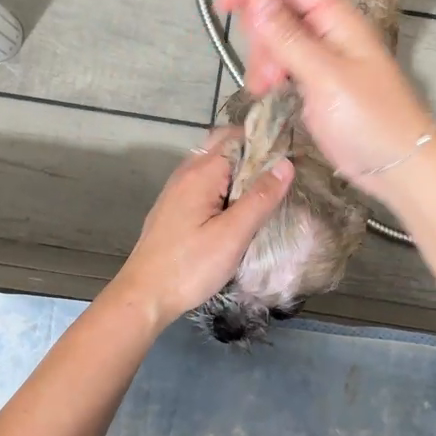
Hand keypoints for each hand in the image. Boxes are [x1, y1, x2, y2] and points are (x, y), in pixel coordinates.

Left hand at [111, 127, 293, 322]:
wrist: (144, 295)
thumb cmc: (190, 267)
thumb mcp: (232, 235)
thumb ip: (260, 198)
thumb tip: (285, 164)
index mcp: (200, 173)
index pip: (237, 139)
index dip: (264, 143)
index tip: (291, 155)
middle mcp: (186, 173)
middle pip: (221, 145)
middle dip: (251, 152)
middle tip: (279, 173)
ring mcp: (176, 190)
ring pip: (212, 164)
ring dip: (237, 169)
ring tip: (265, 188)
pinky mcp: (174, 208)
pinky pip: (203, 182)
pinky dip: (223, 184)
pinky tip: (236, 206)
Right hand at [216, 0, 435, 197]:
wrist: (399, 165)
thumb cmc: (370, 120)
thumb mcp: (325, 76)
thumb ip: (288, 37)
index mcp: (337, 19)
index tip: (226, 7)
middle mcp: (329, 31)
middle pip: (280, 8)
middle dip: (259, 33)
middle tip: (260, 69)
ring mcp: (323, 57)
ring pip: (278, 38)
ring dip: (263, 58)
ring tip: (264, 89)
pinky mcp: (317, 82)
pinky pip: (285, 64)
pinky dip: (271, 74)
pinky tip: (269, 94)